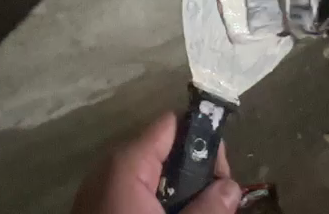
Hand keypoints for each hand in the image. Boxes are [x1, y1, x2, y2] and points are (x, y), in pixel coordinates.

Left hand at [71, 112, 241, 213]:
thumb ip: (208, 210)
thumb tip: (230, 186)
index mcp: (127, 162)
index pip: (172, 124)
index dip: (203, 141)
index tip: (222, 175)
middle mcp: (111, 166)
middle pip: (165, 149)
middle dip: (195, 174)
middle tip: (216, 205)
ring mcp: (101, 188)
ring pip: (152, 174)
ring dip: (178, 193)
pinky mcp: (98, 209)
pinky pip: (135, 193)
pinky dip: (156, 204)